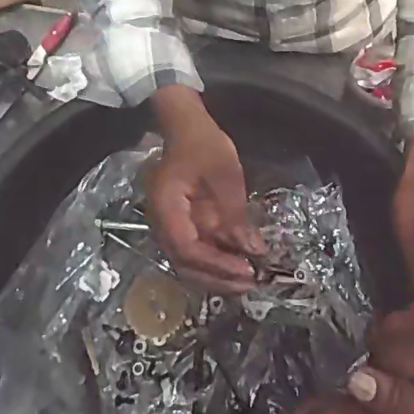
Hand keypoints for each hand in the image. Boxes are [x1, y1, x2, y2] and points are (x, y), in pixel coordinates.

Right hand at [146, 85, 262, 292]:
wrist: (185, 129)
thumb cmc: (203, 144)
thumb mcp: (225, 175)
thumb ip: (235, 215)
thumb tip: (253, 250)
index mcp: (166, 207)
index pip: (186, 248)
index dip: (215, 264)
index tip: (245, 269)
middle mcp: (161, 224)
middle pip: (185, 265)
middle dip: (218, 279)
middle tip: (251, 284)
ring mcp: (170, 228)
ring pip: (190, 265)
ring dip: (218, 276)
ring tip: (249, 280)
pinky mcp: (182, 228)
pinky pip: (197, 253)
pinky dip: (217, 263)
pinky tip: (240, 266)